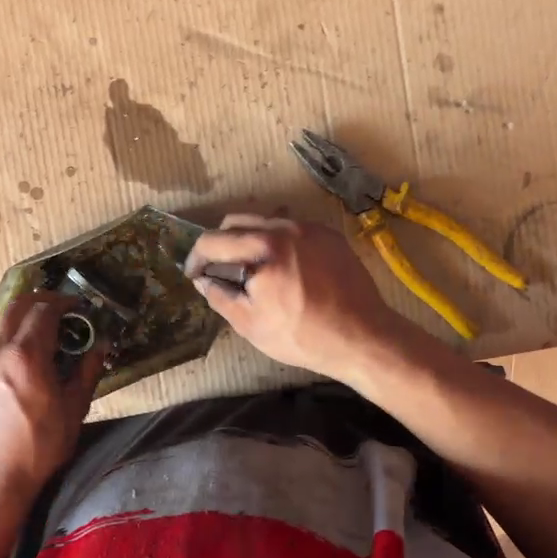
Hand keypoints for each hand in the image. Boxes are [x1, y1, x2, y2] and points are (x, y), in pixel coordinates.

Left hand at [0, 292, 103, 501]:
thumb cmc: (40, 446)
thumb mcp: (73, 409)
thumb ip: (87, 372)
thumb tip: (101, 346)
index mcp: (27, 355)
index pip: (45, 310)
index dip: (65, 303)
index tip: (81, 308)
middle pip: (19, 305)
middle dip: (44, 300)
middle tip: (65, 310)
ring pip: (4, 321)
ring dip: (27, 316)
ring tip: (49, 331)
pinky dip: (14, 334)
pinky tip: (30, 354)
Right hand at [185, 215, 417, 381]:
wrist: (362, 336)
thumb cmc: (302, 336)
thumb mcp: (251, 324)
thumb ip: (220, 296)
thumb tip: (203, 280)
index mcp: (263, 248)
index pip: (213, 240)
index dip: (196, 258)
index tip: (194, 274)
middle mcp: (285, 227)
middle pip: (236, 221)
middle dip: (219, 243)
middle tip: (217, 269)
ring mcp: (310, 228)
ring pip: (264, 221)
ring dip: (247, 239)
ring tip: (248, 267)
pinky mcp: (328, 235)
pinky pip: (291, 228)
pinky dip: (276, 241)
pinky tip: (280, 267)